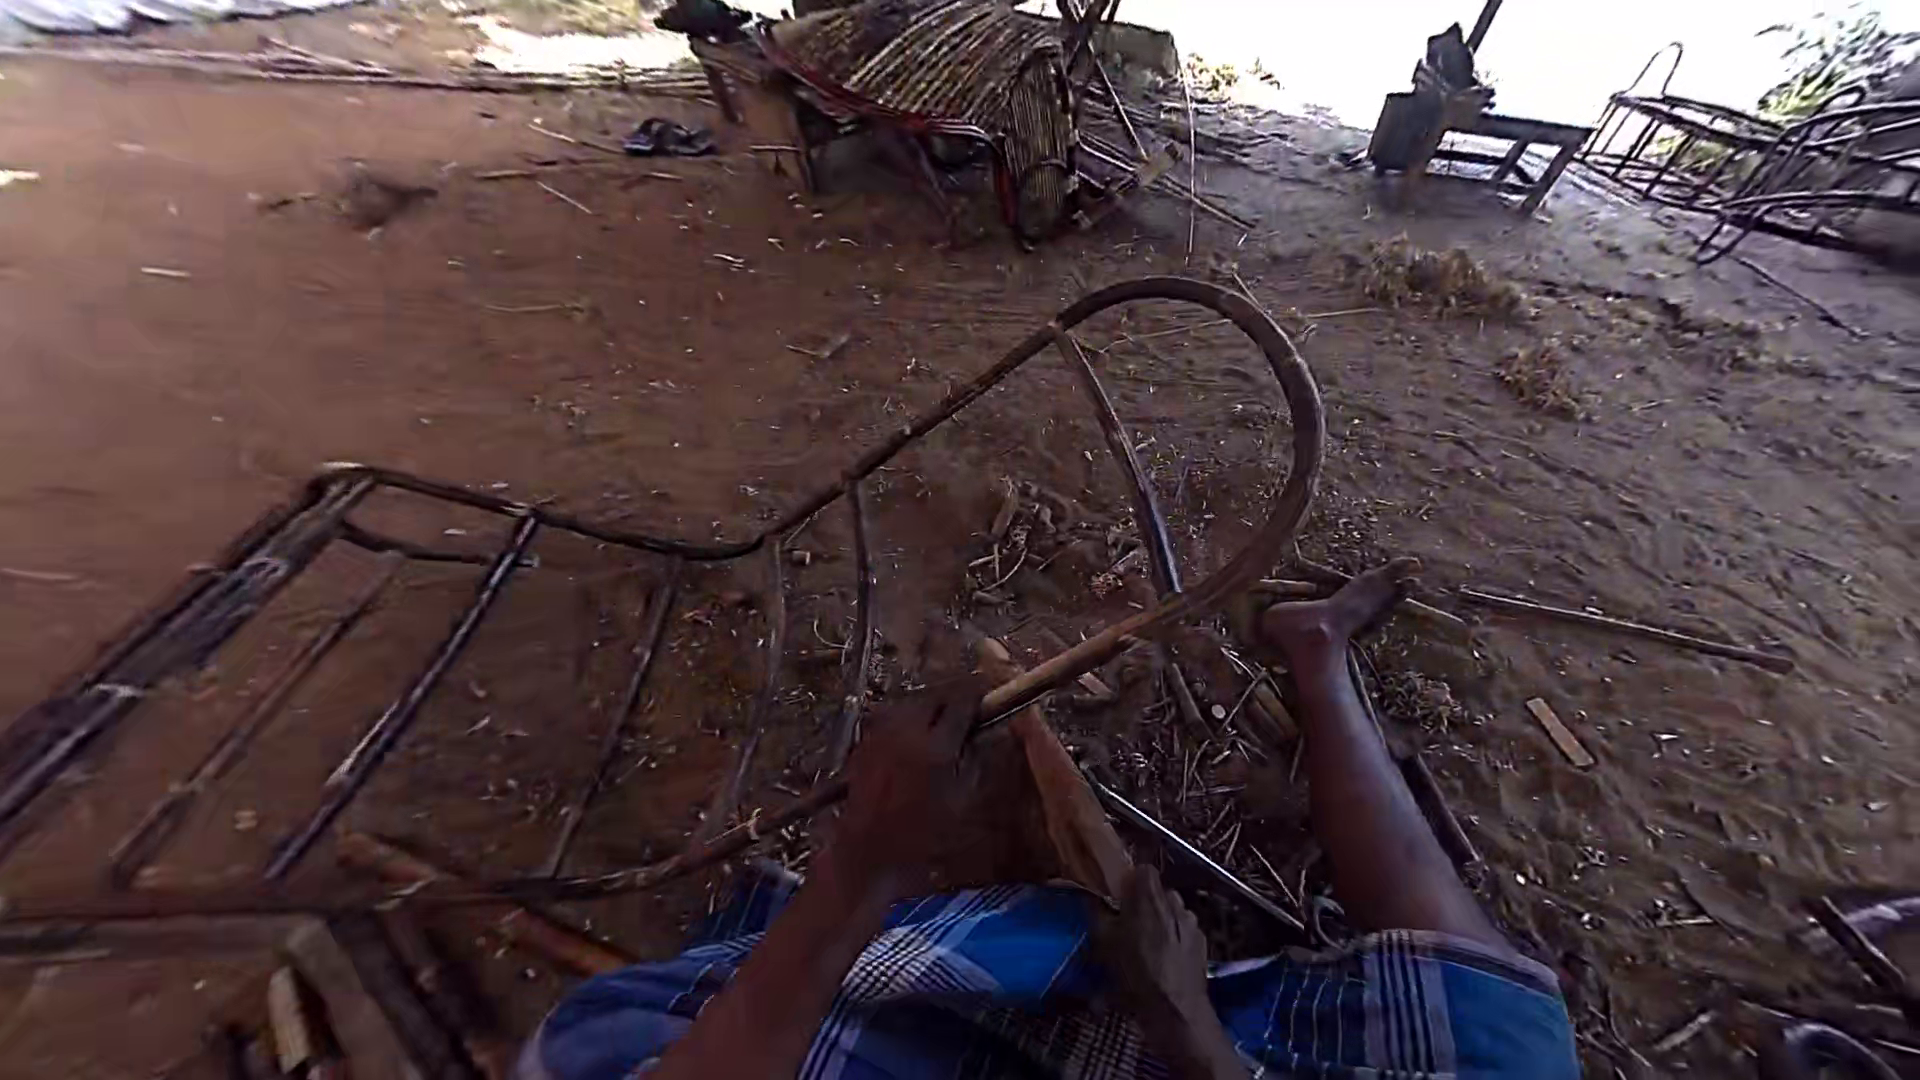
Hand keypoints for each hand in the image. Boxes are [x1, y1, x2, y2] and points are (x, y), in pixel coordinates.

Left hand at [829, 677, 986, 897]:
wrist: (867, 850)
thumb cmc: (920, 835)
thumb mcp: (960, 800)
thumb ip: (972, 761)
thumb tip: (978, 736)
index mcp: (936, 746)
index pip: (961, 702)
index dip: (976, 695)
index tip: (983, 696)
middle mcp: (907, 729)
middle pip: (935, 695)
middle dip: (951, 698)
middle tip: (962, 710)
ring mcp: (882, 732)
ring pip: (912, 702)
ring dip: (929, 707)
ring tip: (938, 723)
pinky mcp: (866, 738)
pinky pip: (893, 717)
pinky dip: (907, 719)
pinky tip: (913, 738)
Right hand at [1099, 866, 1248, 1078]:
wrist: (1177, 1011)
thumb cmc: (1136, 971)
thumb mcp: (1104, 940)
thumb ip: (1096, 911)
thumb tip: (1089, 894)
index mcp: (1149, 892)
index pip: (1142, 868)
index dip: (1131, 880)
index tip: (1120, 897)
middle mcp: (1174, 899)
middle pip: (1157, 890)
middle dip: (1145, 902)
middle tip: (1130, 923)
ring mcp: (1191, 921)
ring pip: (1172, 910)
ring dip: (1161, 919)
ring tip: (1148, 943)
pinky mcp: (1202, 943)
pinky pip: (1184, 930)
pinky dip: (1175, 937)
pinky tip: (1165, 958)